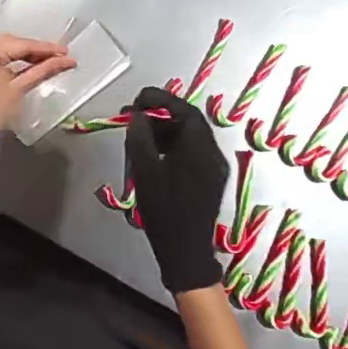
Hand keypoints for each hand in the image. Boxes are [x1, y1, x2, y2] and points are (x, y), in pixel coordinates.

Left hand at [0, 33, 76, 137]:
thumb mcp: (18, 89)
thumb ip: (42, 70)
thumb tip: (67, 60)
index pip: (20, 44)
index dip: (45, 48)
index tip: (66, 52)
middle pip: (11, 43)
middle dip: (35, 49)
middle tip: (59, 56)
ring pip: (4, 48)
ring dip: (24, 54)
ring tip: (47, 60)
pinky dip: (11, 60)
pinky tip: (28, 64)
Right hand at [125, 87, 228, 292]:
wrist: (186, 251)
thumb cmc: (164, 212)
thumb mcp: (145, 173)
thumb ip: (140, 140)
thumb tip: (136, 117)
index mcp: (201, 149)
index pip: (184, 110)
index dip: (161, 99)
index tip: (138, 97)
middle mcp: (213, 153)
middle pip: (189, 122)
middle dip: (160, 113)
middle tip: (133, 114)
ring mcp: (214, 167)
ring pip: (190, 137)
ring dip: (165, 130)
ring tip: (138, 132)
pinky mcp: (210, 179)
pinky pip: (192, 152)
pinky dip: (172, 145)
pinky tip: (153, 151)